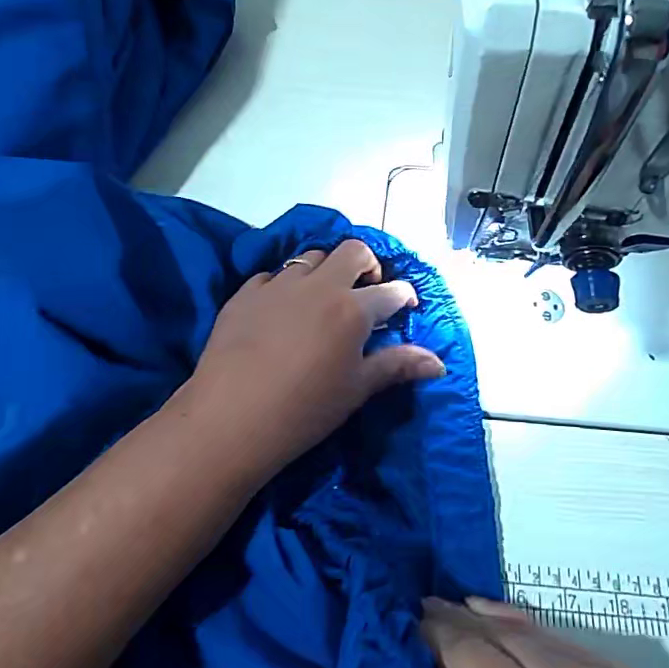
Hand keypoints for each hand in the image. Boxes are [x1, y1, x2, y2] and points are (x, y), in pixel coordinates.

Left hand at [171, 239, 444, 480]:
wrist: (230, 416)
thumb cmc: (304, 409)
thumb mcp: (355, 389)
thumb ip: (396, 366)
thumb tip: (438, 362)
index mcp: (352, 309)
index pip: (390, 291)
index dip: (404, 296)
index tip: (405, 306)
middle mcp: (318, 286)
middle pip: (352, 251)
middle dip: (367, 264)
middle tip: (365, 290)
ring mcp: (278, 284)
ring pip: (311, 257)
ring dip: (325, 270)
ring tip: (322, 297)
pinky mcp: (245, 292)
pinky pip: (272, 275)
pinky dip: (284, 286)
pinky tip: (280, 310)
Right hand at [421, 597, 662, 667]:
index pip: (472, 653)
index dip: (437, 635)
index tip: (411, 621)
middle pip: (500, 633)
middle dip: (459, 619)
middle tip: (424, 605)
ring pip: (531, 629)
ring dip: (489, 618)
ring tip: (454, 607)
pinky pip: (561, 640)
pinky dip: (526, 631)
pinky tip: (499, 621)